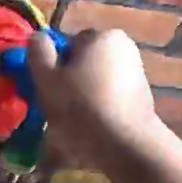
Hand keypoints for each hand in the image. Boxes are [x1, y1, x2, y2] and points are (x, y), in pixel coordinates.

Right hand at [30, 28, 166, 164]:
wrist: (126, 146)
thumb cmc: (82, 109)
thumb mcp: (47, 79)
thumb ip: (38, 53)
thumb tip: (38, 37)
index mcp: (103, 36)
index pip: (70, 44)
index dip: (55, 67)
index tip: (49, 90)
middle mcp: (125, 49)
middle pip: (85, 65)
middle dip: (71, 84)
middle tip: (58, 111)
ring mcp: (137, 75)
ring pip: (97, 85)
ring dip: (84, 100)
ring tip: (75, 126)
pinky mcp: (143, 100)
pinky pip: (111, 102)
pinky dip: (100, 113)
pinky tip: (93, 132)